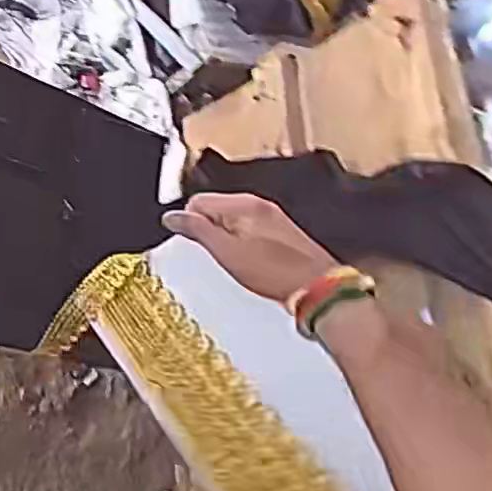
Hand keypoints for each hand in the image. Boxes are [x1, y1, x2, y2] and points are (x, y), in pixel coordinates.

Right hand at [161, 192, 340, 302]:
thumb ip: (195, 228)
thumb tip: (172, 217)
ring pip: (228, 221)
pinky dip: (242, 244)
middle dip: (209, 231)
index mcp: (243, 204)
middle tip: (220, 254)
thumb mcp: (224, 251)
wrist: (320, 289)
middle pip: (213, 210)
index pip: (196, 202)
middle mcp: (258, 205)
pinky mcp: (279, 231)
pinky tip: (250, 262)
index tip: (201, 243)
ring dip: (225, 239)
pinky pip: (246, 230)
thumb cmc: (275, 271)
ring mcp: (271, 217)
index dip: (191, 224)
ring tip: (237, 260)